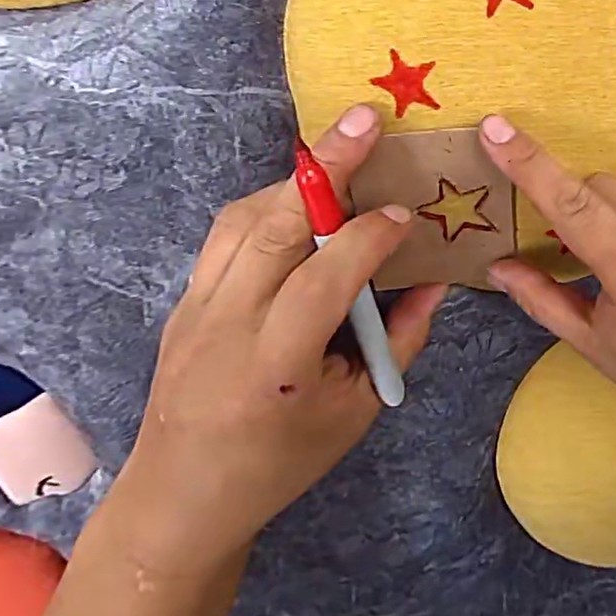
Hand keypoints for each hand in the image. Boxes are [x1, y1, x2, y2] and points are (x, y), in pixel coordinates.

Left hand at [126, 105, 446, 552]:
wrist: (181, 496)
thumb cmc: (282, 462)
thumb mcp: (357, 410)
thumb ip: (401, 338)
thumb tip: (434, 281)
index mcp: (275, 367)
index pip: (323, 280)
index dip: (368, 239)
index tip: (405, 215)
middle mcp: (225, 325)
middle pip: (273, 226)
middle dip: (326, 167)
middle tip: (365, 120)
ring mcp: (195, 306)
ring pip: (244, 218)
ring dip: (297, 181)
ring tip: (339, 158)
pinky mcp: (184, 297)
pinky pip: (227, 232)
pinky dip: (269, 203)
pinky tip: (300, 201)